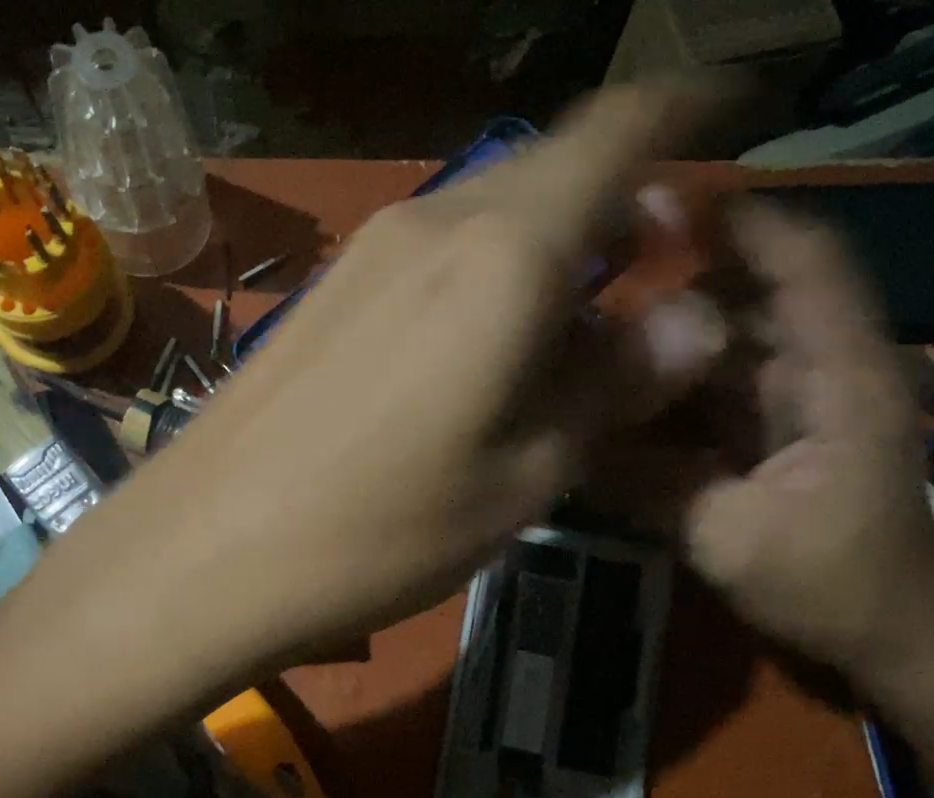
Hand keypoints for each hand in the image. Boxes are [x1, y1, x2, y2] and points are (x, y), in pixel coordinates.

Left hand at [79, 82, 719, 670]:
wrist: (203, 551)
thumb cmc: (377, 530)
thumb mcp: (523, 476)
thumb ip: (616, 384)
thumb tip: (695, 320)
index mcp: (503, 254)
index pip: (615, 131)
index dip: (683, 111)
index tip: (729, 122)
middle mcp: (433, 222)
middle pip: (552, 167)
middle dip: (621, 195)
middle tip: (662, 262)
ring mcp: (367, 251)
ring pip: (490, 208)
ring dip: (551, 236)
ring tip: (581, 314)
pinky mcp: (326, 291)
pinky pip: (434, 247)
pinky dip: (488, 267)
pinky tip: (488, 339)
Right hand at [610, 204, 933, 675]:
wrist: (892, 636)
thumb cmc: (834, 583)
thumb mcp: (732, 538)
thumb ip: (654, 483)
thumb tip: (572, 442)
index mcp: (841, 376)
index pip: (805, 263)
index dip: (742, 221)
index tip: (660, 199)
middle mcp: (824, 368)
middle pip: (759, 288)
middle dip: (686, 269)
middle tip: (600, 263)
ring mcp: (800, 398)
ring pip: (734, 336)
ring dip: (673, 325)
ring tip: (597, 319)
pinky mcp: (777, 428)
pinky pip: (721, 383)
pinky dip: (676, 377)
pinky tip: (623, 382)